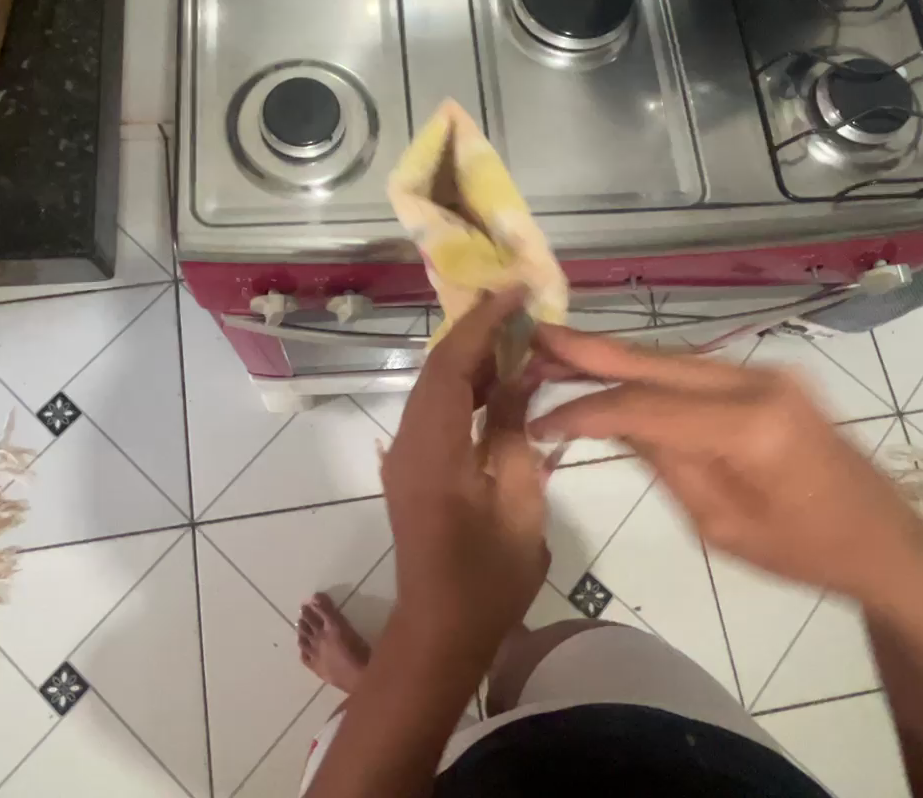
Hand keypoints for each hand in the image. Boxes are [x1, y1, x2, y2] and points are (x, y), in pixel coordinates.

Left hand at [383, 288, 549, 659]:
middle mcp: (407, 441)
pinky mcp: (410, 467)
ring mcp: (403, 454)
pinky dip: (463, 389)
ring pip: (433, 388)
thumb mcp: (519, 500)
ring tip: (515, 337)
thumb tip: (517, 376)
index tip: (513, 291)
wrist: (440, 630)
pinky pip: (434, 411)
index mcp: (433, 448)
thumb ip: (513, 430)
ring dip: (470, 360)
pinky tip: (497, 385)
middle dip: (476, 333)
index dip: (482, 323)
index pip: (451, 364)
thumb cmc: (489, 575)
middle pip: (436, 369)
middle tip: (519, 306)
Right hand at [528, 326, 922, 611]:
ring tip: (557, 349)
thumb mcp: (719, 523)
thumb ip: (663, 461)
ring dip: (612, 356)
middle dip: (587, 349)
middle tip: (532, 334)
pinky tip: (611, 367)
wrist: (887, 542)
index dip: (583, 409)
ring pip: (668, 358)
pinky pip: (691, 368)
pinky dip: (645, 369)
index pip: (642, 406)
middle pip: (652, 361)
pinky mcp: (766, 376)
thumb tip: (608, 420)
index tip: (537, 420)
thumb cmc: (803, 552)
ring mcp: (764, 371)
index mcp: (747, 426)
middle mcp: (755, 380)